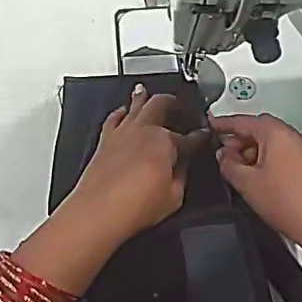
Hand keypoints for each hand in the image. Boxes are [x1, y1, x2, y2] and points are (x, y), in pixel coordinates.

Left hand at [56, 85, 210, 247]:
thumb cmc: (133, 205)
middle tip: (179, 104)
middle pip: (161, 107)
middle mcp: (144, 131)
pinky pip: (113, 118)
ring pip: (136, 106)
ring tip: (146, 91)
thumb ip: (181, 176)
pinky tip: (121, 111)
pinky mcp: (105, 141)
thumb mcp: (174, 196)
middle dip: (173, 103)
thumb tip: (181, 167)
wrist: (97, 211)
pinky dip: (119, 112)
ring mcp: (123, 133)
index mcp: (166, 142)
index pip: (189, 138)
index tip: (203, 137)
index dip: (199, 137)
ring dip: (144, 97)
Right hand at [213, 113, 301, 252]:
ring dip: (250, 153)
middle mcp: (291, 138)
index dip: (223, 123)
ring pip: (268, 143)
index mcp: (276, 134)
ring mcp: (301, 152)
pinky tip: (255, 180)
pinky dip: (264, 162)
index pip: (243, 120)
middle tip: (222, 152)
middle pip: (257, 129)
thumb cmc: (292, 203)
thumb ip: (228, 164)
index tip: (212, 124)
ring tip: (237, 171)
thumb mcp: (245, 182)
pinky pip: (279, 155)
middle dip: (237, 140)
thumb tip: (223, 156)